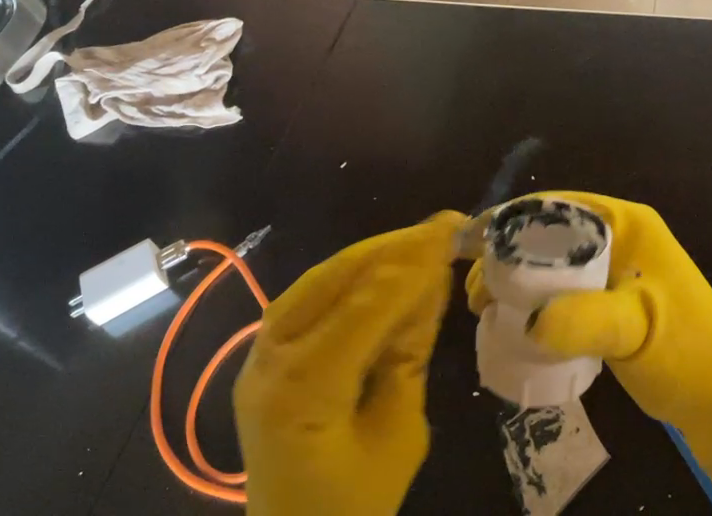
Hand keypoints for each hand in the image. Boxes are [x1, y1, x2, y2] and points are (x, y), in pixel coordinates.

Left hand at [234, 212, 462, 515]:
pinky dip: (351, 275)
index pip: (363, 307)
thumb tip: (432, 285)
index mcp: (302, 389)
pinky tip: (387, 264)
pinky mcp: (265, 353)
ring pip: (319, 279)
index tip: (451, 232)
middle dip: (393, 248)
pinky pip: (309, 297)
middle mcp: (270, 359)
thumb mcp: (398, 434)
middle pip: (335, 279)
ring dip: (373, 255)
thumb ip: (410, 355)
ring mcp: (260, 353)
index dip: (409, 265)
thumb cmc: (353, 503)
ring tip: (422, 237)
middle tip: (444, 224)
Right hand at [465, 191, 711, 425]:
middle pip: (548, 234)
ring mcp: (615, 269)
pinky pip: (562, 290)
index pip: (556, 206)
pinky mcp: (611, 301)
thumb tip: (529, 322)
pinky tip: (512, 324)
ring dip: (515, 281)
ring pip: (551, 263)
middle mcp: (618, 236)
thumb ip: (584, 320)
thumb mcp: (635, 330)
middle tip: (473, 294)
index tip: (467, 245)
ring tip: (484, 310)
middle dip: (504, 257)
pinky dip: (534, 301)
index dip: (508, 220)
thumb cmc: (685, 353)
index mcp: (626, 223)